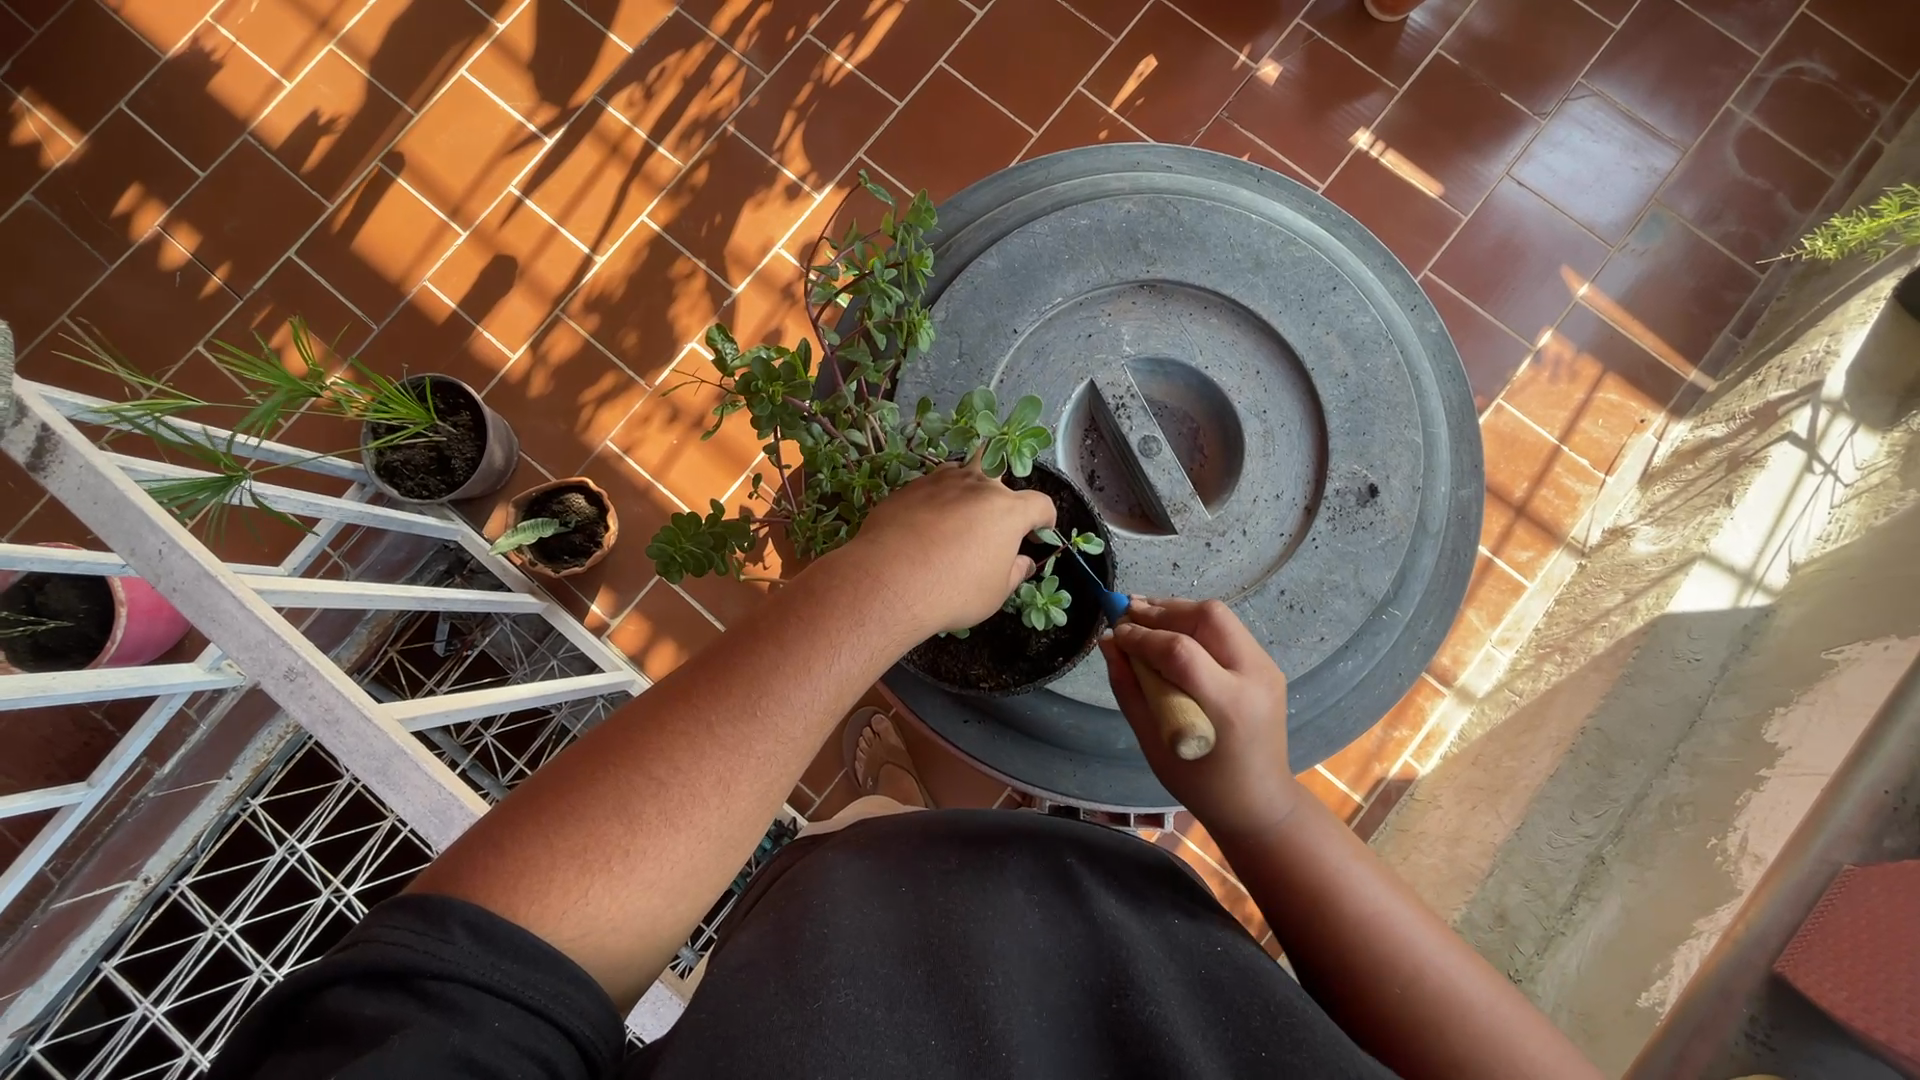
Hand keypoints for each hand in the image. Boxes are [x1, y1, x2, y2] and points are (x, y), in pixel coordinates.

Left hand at [841, 462, 1055, 638]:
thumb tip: (1024, 563)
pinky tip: (925, 526)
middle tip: (995, 515)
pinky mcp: (907, 489)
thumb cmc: (953, 591)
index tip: (1042, 530)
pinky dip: (933, 502)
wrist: (889, 581)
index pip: (1040, 504)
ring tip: (959, 516)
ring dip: (965, 488)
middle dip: (1002, 484)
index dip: (1046, 517)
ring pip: (960, 471)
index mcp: (1007, 511)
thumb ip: (1014, 573)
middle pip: (997, 465)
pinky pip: (928, 488)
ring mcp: (938, 483)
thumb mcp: (994, 593)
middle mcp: (976, 487)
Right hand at [1100, 598, 1303, 838]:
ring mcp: (1267, 668)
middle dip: (1163, 610)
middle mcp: (1255, 677)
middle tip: (1126, 612)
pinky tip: (1168, 631)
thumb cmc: (1200, 784)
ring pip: (1219, 616)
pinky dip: (1193, 623)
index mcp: (1228, 706)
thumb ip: (1130, 689)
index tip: (1114, 633)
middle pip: (1209, 617)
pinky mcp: (1266, 665)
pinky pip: (1226, 630)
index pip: (1181, 651)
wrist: (1258, 802)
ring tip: (1142, 615)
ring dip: (1177, 611)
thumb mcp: (1153, 743)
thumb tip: (1108, 644)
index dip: (1142, 636)